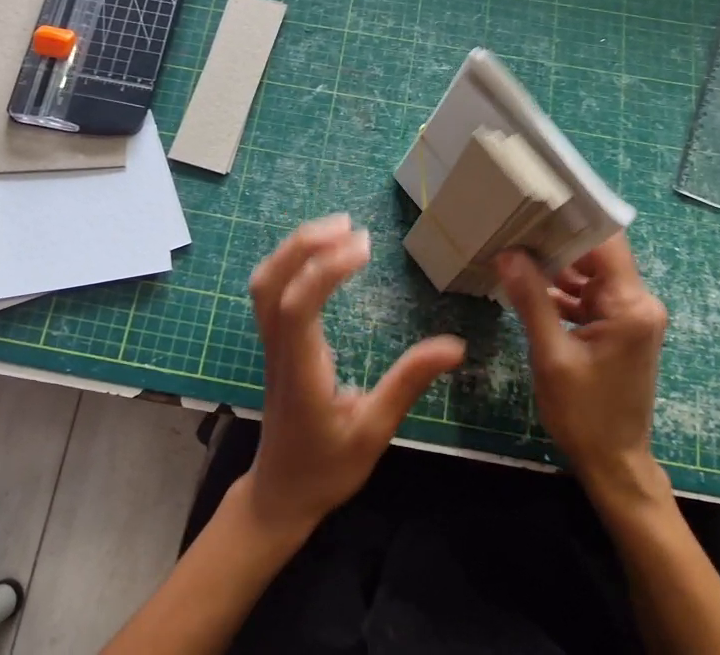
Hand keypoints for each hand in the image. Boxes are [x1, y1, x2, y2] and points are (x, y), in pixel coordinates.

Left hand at [247, 215, 466, 532]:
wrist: (281, 493)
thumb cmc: (327, 468)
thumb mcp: (374, 431)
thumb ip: (408, 385)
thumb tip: (454, 346)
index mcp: (300, 371)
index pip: (297, 307)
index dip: (324, 269)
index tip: (364, 247)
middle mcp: (279, 349)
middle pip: (270, 283)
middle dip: (304, 245)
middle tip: (350, 226)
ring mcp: (271, 345)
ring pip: (264, 284)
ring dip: (294, 249)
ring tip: (338, 230)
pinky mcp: (275, 345)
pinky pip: (270, 293)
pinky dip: (290, 263)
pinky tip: (321, 256)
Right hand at [497, 235, 667, 492]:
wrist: (614, 464)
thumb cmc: (585, 414)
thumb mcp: (551, 356)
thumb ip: (531, 300)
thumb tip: (508, 254)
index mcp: (632, 306)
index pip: (606, 243)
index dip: (573, 219)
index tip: (537, 203)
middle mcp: (640, 305)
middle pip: (597, 258)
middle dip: (556, 244)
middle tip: (513, 226)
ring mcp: (632, 319)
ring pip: (590, 279)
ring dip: (555, 271)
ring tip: (513, 251)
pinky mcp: (620, 332)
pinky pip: (589, 300)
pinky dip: (562, 296)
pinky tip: (527, 289)